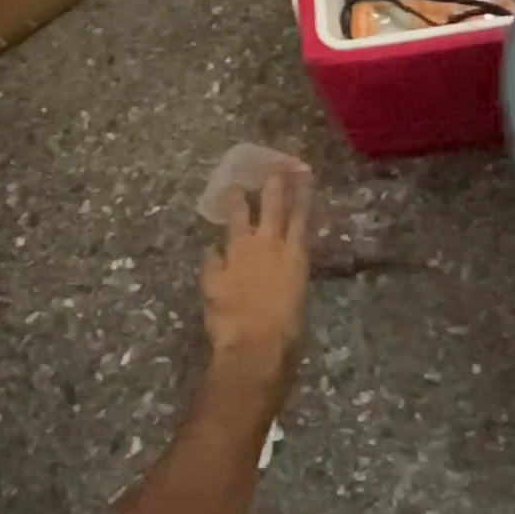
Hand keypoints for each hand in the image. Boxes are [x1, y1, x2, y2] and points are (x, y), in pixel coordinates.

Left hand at [200, 168, 313, 410]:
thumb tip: (281, 270)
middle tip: (272, 165)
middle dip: (273, 182)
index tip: (302, 171)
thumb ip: (289, 275)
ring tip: (233, 188)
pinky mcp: (215, 272)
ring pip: (236, 218)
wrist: (255, 348)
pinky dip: (214, 254)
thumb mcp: (298, 296)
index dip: (301, 190)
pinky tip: (212, 253)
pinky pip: (212, 256)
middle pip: (270, 205)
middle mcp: (268, 247)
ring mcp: (238, 256)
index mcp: (295, 255)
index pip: (301, 213)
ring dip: (235, 201)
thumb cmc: (289, 331)